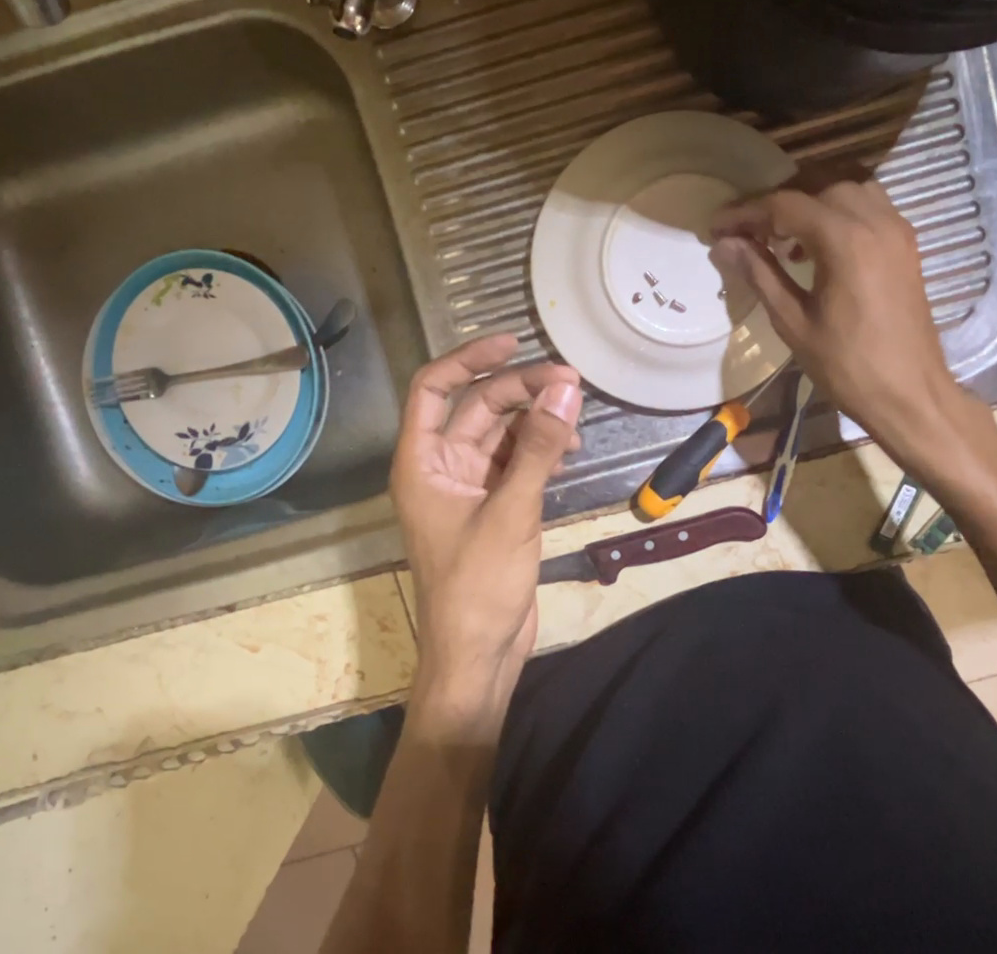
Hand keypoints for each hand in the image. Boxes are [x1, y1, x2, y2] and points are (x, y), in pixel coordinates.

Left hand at [390, 335, 583, 731]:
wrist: (479, 654)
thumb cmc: (478, 586)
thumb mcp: (511, 512)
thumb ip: (538, 449)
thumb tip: (565, 389)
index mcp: (421, 462)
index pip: (433, 389)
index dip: (469, 358)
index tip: (513, 342)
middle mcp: (440, 468)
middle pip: (477, 408)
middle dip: (520, 390)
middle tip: (570, 383)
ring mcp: (467, 489)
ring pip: (501, 434)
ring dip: (534, 420)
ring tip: (575, 415)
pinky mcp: (493, 509)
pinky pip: (515, 463)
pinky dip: (539, 451)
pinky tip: (568, 450)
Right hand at [711, 180, 994, 471]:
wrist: (909, 393)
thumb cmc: (846, 366)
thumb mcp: (793, 321)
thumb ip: (760, 273)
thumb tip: (725, 244)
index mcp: (845, 240)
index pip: (784, 205)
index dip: (745, 213)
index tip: (716, 228)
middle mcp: (875, 221)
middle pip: (815, 185)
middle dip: (775, 202)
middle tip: (744, 231)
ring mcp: (896, 229)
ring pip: (846, 187)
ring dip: (808, 201)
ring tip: (780, 234)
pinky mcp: (905, 243)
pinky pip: (868, 205)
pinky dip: (837, 210)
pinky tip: (816, 245)